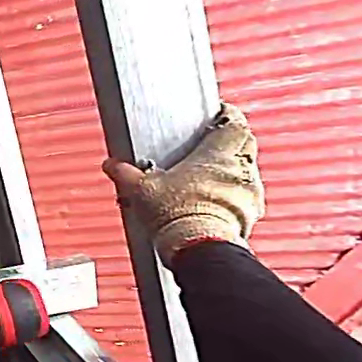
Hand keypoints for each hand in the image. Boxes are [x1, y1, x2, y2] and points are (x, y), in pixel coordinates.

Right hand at [102, 103, 264, 263]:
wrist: (198, 248)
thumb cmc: (177, 214)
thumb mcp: (139, 188)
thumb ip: (124, 172)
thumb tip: (112, 165)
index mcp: (216, 155)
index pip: (235, 124)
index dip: (228, 116)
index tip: (219, 113)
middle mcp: (239, 171)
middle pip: (245, 145)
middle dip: (230, 144)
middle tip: (210, 146)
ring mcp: (249, 195)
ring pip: (246, 173)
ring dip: (230, 173)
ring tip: (205, 179)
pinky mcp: (249, 217)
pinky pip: (244, 200)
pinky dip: (230, 198)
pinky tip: (209, 204)